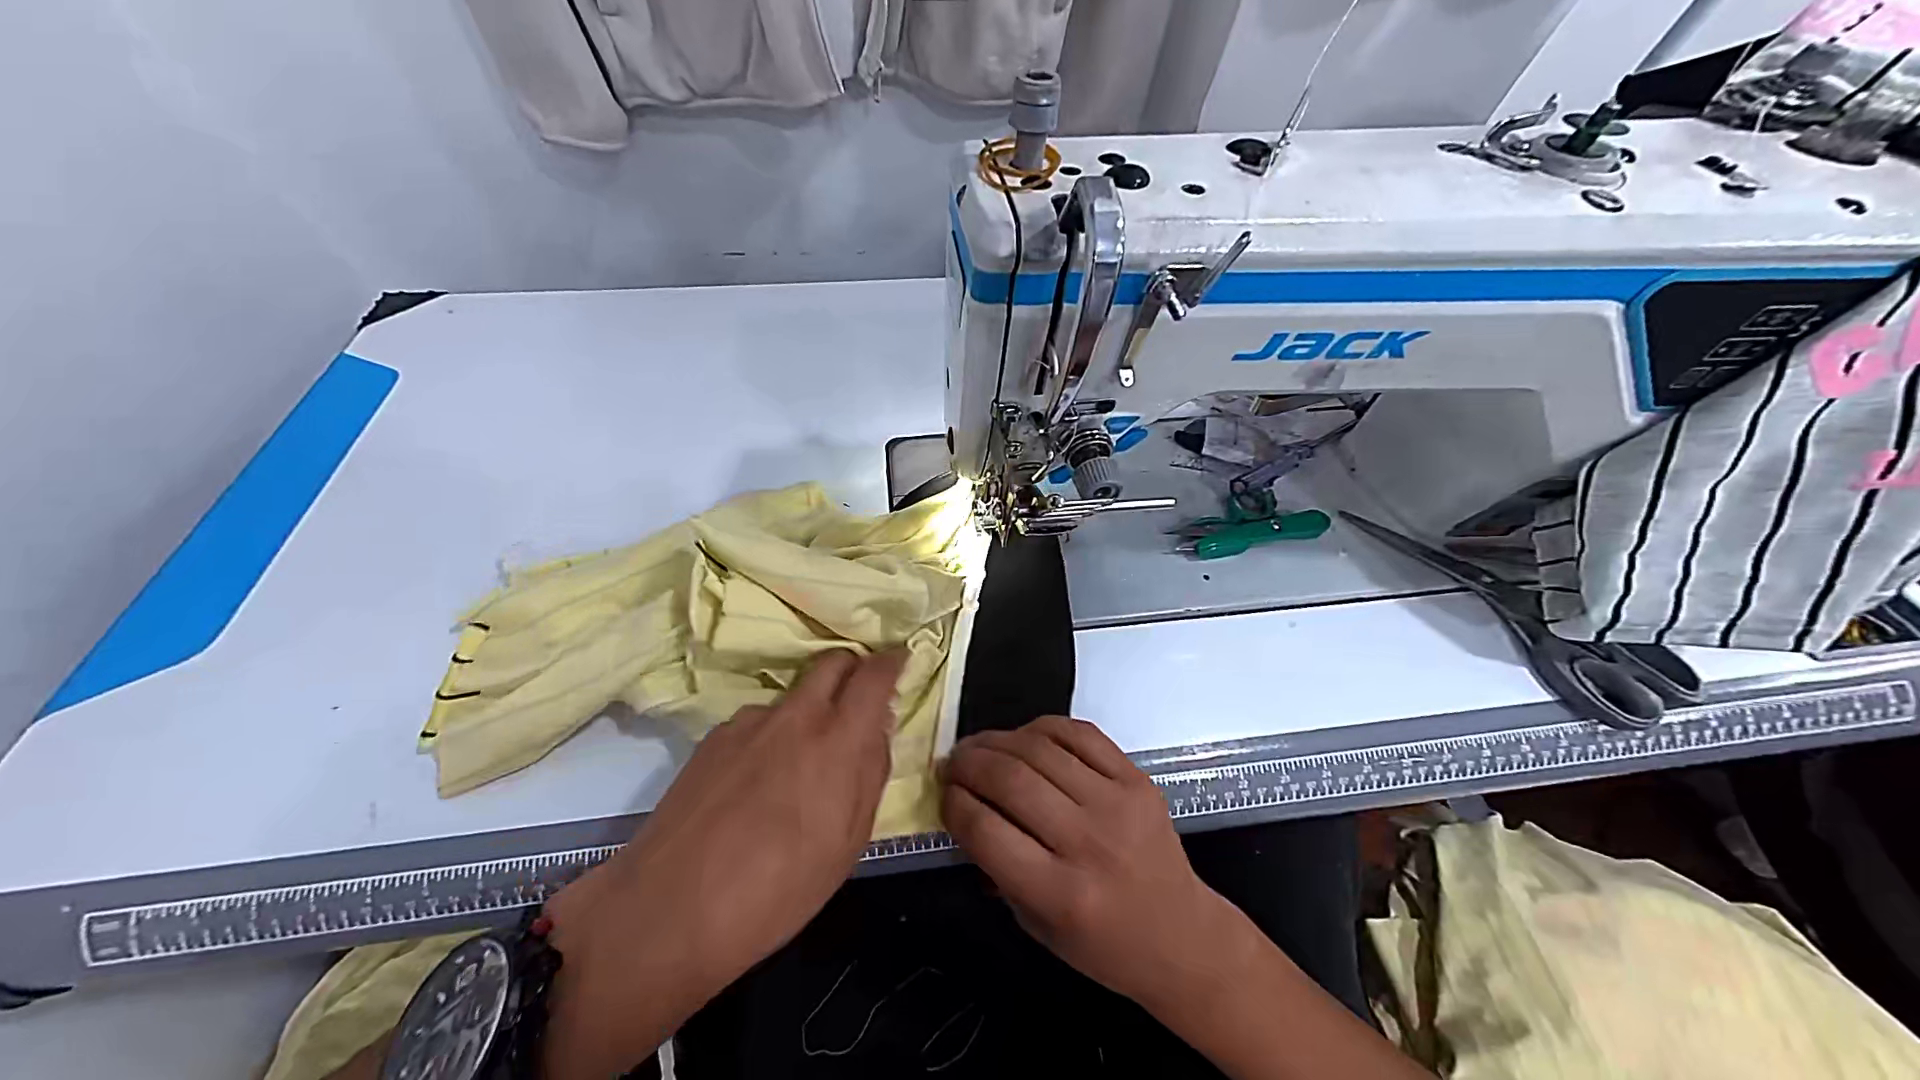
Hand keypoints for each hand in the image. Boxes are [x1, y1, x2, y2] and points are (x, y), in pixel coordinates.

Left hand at [539, 648, 905, 1077]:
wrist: (669, 909)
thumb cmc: (778, 889)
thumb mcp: (848, 843)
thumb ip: (871, 774)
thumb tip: (877, 729)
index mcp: (837, 740)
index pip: (874, 674)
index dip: (892, 661)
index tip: (900, 662)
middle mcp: (795, 716)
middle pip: (832, 662)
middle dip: (854, 669)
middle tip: (861, 702)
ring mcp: (749, 722)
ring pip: (794, 695)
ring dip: (811, 710)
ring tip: (802, 763)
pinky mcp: (714, 738)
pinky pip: (760, 721)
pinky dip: (774, 734)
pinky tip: (758, 783)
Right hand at [940, 715, 1236, 1006]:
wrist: (1182, 937)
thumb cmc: (1103, 946)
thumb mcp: (1035, 924)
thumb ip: (996, 867)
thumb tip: (963, 808)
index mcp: (1060, 893)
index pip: (985, 830)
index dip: (953, 804)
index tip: (943, 795)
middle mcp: (1088, 842)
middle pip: (1009, 780)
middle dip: (968, 764)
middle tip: (952, 763)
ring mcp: (1117, 803)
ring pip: (1039, 749)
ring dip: (997, 740)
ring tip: (979, 747)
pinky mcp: (1137, 779)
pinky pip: (1080, 734)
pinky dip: (1043, 728)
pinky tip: (1025, 737)